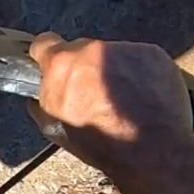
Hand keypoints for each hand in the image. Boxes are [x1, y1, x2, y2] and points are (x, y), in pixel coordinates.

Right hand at [29, 34, 193, 177]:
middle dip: (82, 67)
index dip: (45, 54)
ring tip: (120, 98)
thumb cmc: (100, 143)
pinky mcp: (152, 54)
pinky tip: (140, 95)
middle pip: (80, 50)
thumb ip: (43, 100)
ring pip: (110, 54)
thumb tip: (41, 93)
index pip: (44, 43)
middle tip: (91, 92)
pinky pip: (137, 58)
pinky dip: (136, 72)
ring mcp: (124, 49)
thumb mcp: (54, 127)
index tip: (51, 62)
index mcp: (62, 64)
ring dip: (110, 69)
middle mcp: (92, 49)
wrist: (150, 150)